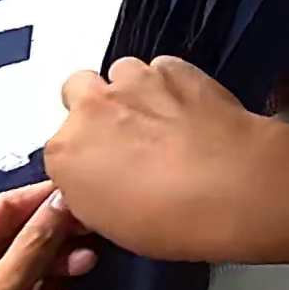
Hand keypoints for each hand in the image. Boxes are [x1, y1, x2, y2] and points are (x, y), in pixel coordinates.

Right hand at [46, 56, 288, 262]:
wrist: (226, 184)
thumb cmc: (169, 217)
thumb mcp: (108, 222)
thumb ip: (92, 188)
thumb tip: (104, 178)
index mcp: (65, 151)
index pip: (62, 143)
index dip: (86, 150)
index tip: (106, 161)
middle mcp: (94, 107)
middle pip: (79, 87)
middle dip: (97, 103)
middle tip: (125, 128)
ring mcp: (136, 81)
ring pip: (124, 70)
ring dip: (136, 88)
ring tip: (163, 114)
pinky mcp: (177, 67)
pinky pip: (165, 66)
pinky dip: (173, 81)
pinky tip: (190, 104)